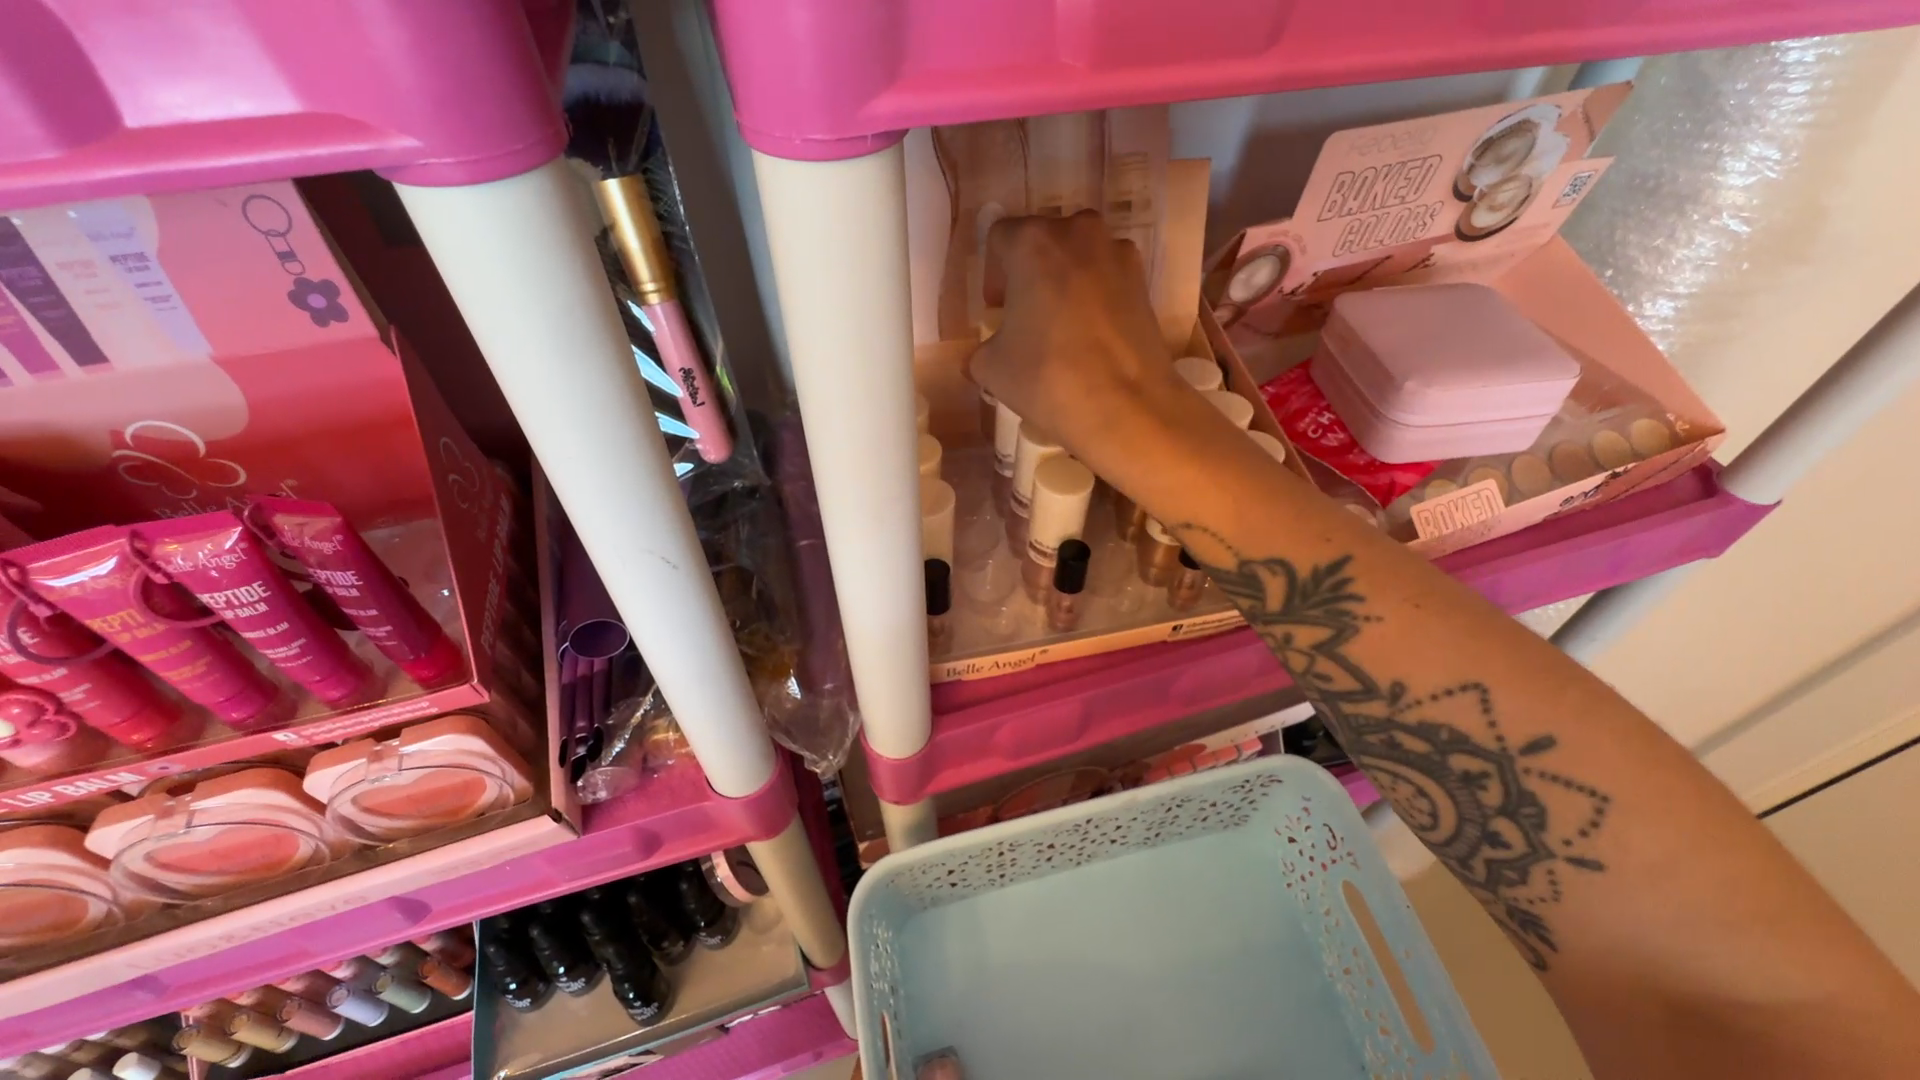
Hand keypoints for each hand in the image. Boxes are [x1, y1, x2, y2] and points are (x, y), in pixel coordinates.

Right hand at [970, 212, 1199, 469]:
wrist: (1126, 407)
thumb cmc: (1047, 377)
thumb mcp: (991, 368)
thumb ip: (982, 350)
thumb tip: (985, 355)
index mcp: (1033, 241)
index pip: (999, 237)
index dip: (993, 274)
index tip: (996, 309)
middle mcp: (1078, 233)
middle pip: (1045, 242)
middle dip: (1032, 273)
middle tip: (1026, 316)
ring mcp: (1118, 255)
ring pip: (1081, 259)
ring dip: (1067, 282)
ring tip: (1062, 328)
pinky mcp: (1144, 284)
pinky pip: (1108, 281)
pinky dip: (1096, 299)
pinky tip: (1091, 338)